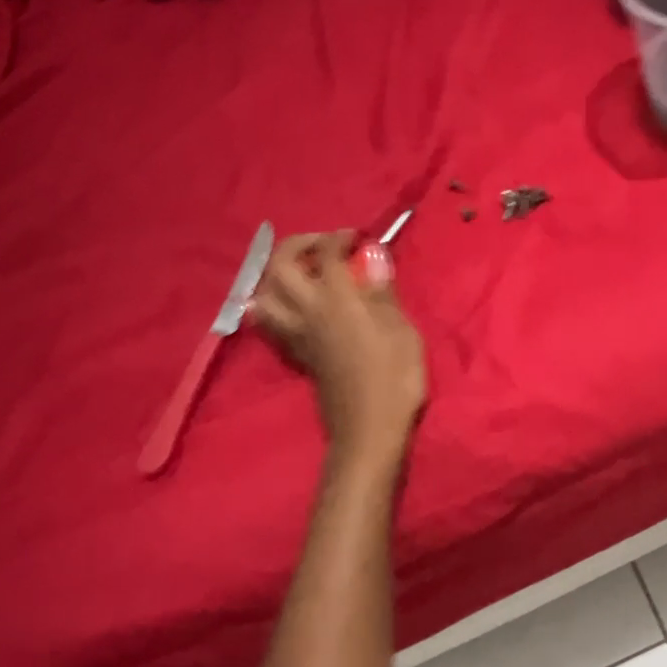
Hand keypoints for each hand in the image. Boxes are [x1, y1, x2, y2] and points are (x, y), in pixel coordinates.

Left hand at [250, 230, 426, 458]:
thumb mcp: (402, 330)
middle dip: (299, 245)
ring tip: (302, 276)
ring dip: (277, 276)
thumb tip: (374, 259)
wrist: (369, 428)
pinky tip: (295, 308)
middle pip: (281, 265)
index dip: (340, 238)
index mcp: (336, 298)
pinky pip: (271, 321)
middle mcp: (307, 309)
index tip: (357, 237)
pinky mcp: (297, 354)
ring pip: (264, 294)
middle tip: (324, 247)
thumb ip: (383, 292)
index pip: (327, 254)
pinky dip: (276, 305)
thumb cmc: (395, 378)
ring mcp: (297, 334)